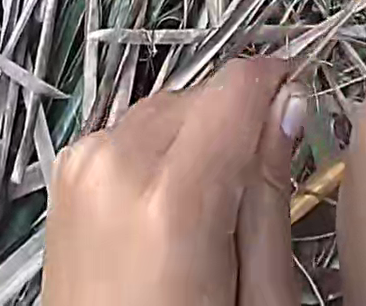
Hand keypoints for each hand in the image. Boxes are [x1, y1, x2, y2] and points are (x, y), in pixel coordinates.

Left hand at [41, 58, 305, 305]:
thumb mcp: (256, 299)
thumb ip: (270, 189)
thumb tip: (288, 105)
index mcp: (170, 201)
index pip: (237, 87)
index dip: (275, 82)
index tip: (294, 93)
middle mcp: (117, 165)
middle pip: (204, 94)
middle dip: (237, 123)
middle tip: (251, 193)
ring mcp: (85, 164)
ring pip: (171, 104)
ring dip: (199, 134)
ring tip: (206, 210)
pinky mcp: (71, 171)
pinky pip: (135, 127)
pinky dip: (163, 147)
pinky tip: (168, 206)